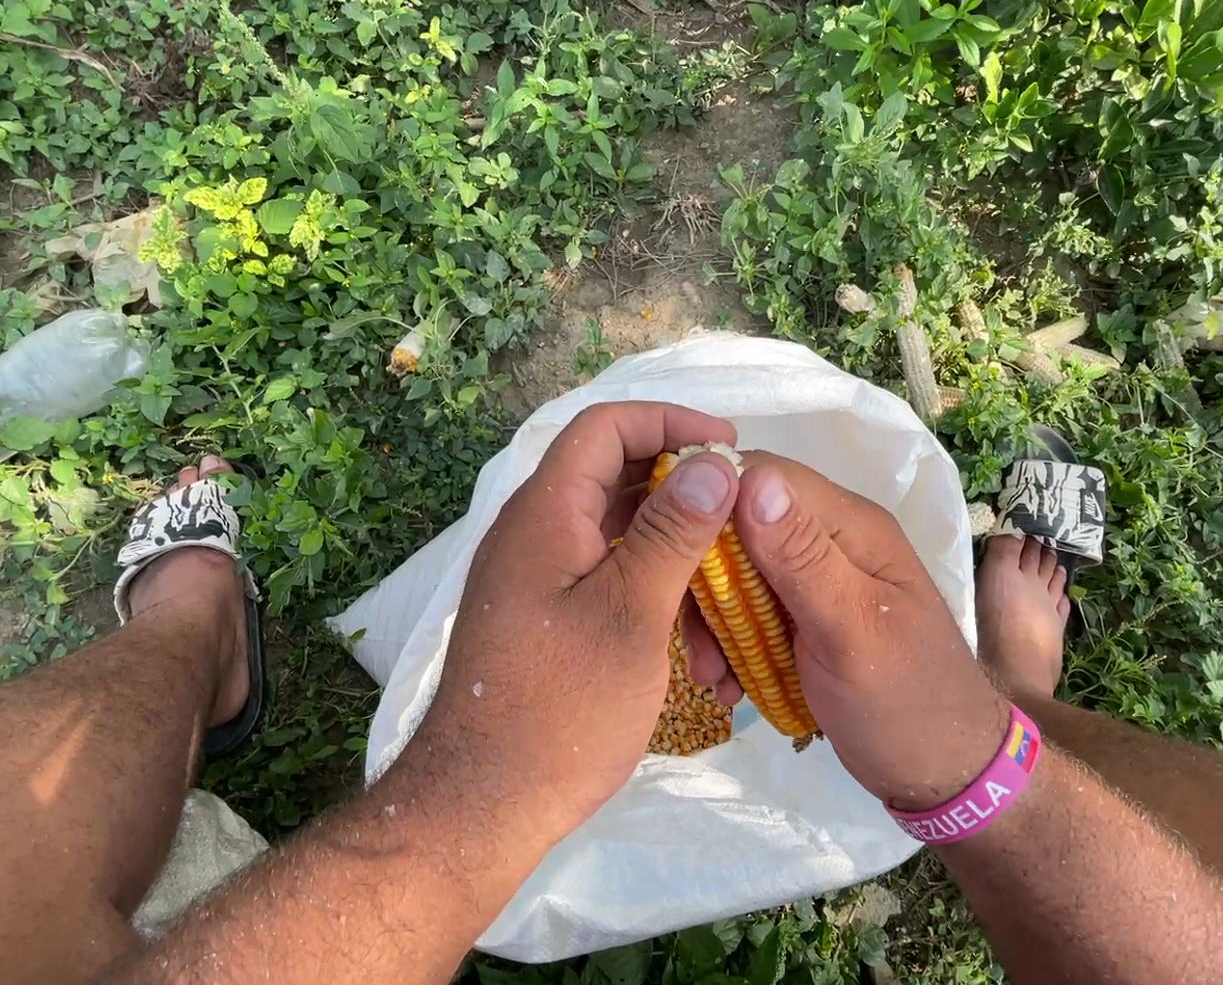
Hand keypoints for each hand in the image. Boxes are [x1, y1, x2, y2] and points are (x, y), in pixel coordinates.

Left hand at [394, 402, 741, 840]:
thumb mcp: (631, 613)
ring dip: (667, 531)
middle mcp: (534, 528)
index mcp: (546, 512)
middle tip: (736, 499)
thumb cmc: (563, 707)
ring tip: (723, 557)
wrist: (487, 800)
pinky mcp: (545, 606)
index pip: (604, 427)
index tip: (727, 445)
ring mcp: (536, 569)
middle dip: (675, 476)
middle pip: (609, 469)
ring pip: (611, 520)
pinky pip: (602, 563)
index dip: (668, 421)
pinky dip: (647, 571)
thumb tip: (714, 463)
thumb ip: (672, 531)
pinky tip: (688, 606)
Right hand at [686, 451, 1009, 809]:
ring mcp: (814, 577)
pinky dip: (728, 640)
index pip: (764, 475)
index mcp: (850, 525)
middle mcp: (829, 538)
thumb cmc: (904, 702)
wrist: (940, 773)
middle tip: (690, 635)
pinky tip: (728, 682)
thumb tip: (749, 477)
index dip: (709, 497)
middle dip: (703, 574)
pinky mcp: (800, 613)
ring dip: (712, 618)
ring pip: (735, 570)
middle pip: (740, 523)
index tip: (665, 543)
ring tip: (711, 675)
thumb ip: (801, 556)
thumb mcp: (850, 630)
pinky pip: (746, 607)